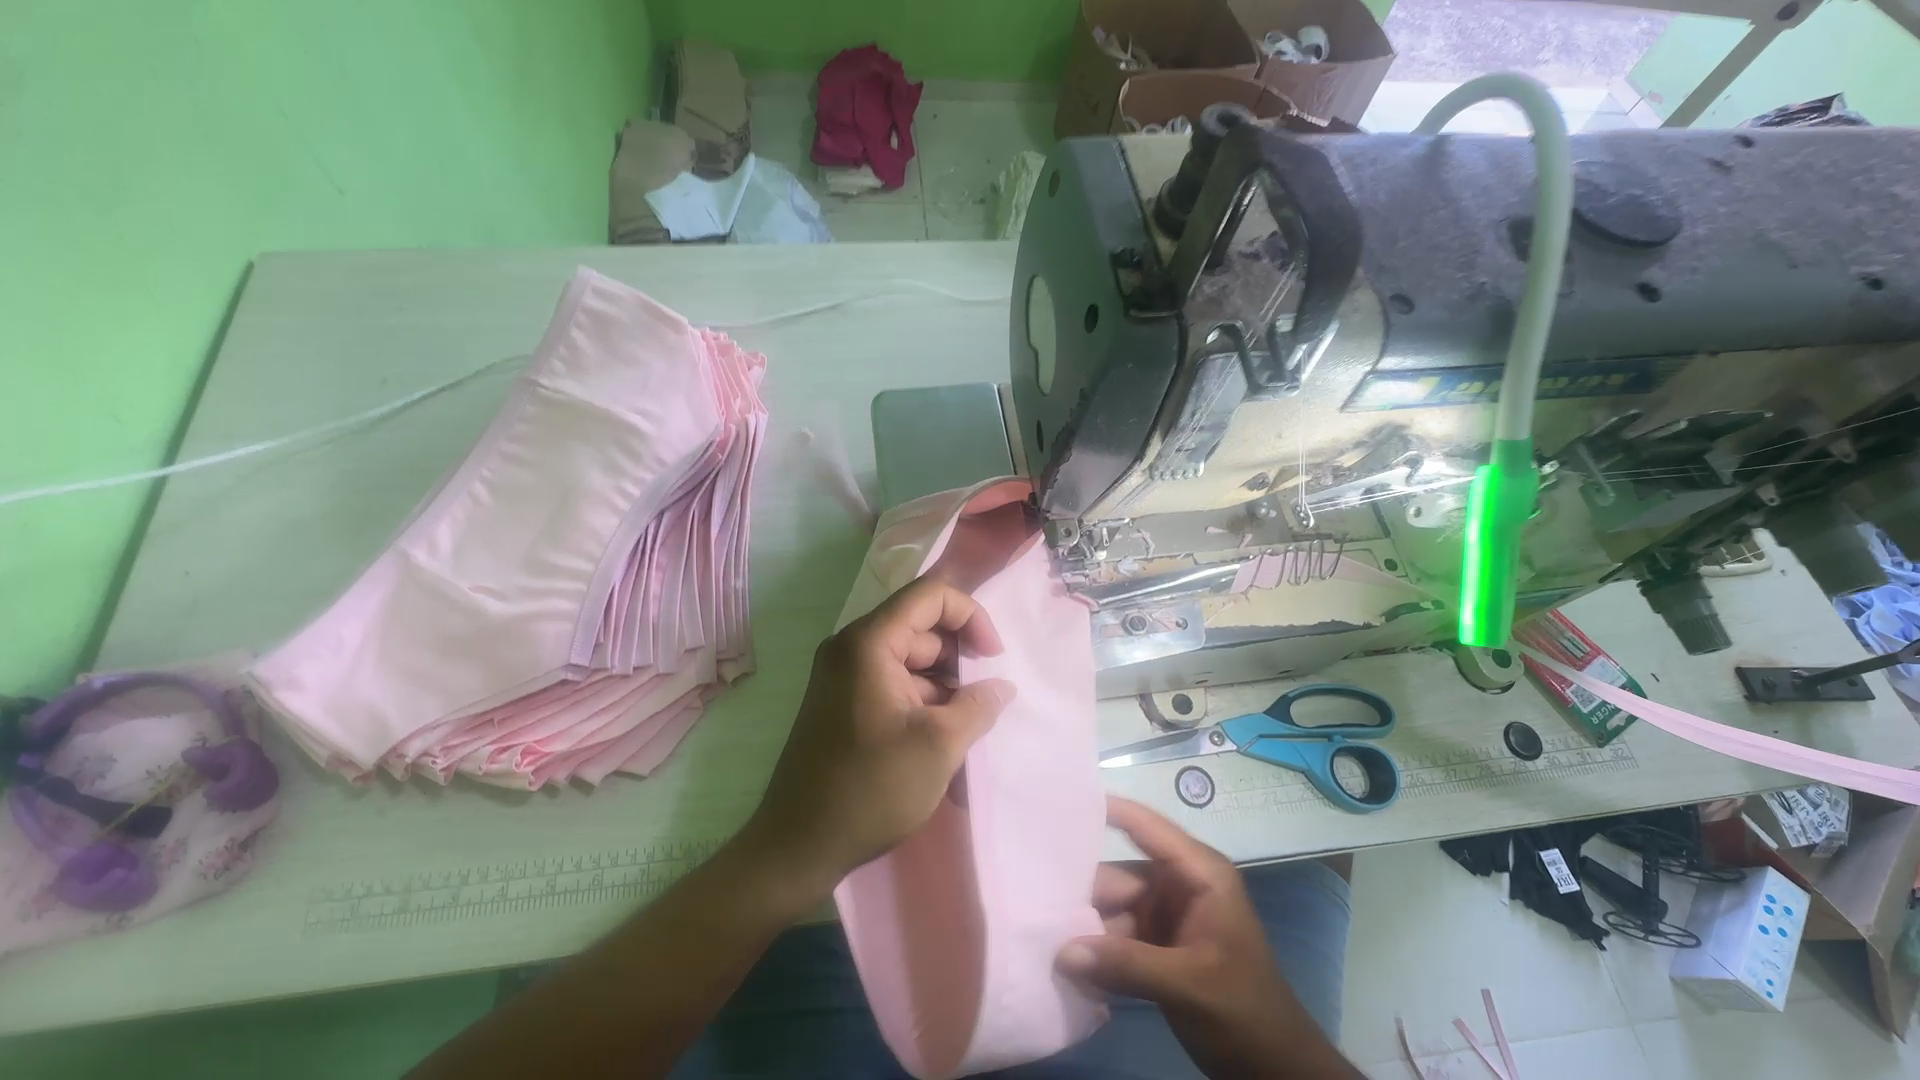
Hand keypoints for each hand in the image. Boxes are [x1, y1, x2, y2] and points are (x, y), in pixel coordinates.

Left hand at [741, 577, 1015, 895]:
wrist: (799, 845)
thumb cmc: (870, 788)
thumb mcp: (939, 746)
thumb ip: (978, 705)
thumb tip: (999, 686)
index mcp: (868, 643)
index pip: (930, 596)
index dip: (971, 617)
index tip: (994, 659)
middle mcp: (850, 650)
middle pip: (921, 630)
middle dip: (959, 663)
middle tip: (982, 706)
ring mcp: (843, 679)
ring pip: (912, 666)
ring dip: (945, 695)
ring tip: (966, 741)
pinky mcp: (843, 707)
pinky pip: (894, 690)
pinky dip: (923, 712)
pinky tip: (943, 754)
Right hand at [1058, 797, 1319, 1078]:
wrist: (1273, 1067)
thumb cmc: (1246, 1011)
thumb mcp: (1189, 985)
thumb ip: (1127, 965)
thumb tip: (1062, 952)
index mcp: (1199, 876)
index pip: (1148, 829)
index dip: (1109, 811)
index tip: (1062, 800)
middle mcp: (1178, 887)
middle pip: (1117, 875)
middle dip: (1081, 891)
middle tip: (1033, 905)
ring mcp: (1164, 918)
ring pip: (1109, 909)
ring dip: (1081, 929)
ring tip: (1039, 940)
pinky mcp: (1153, 949)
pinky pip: (1112, 939)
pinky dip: (1092, 953)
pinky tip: (1064, 969)